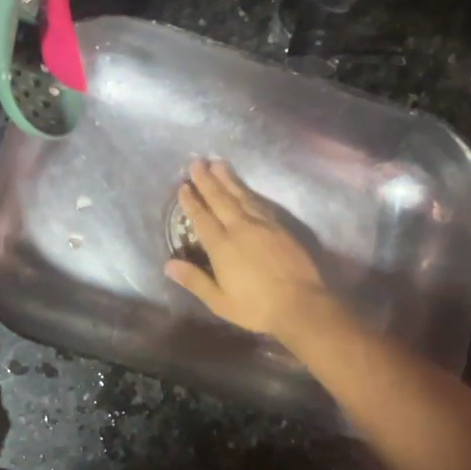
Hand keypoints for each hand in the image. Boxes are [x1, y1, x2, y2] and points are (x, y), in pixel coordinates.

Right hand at [167, 159, 329, 336]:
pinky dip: (248, 191)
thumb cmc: (256, 307)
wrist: (301, 303)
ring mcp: (262, 224)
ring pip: (240, 195)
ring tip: (218, 163)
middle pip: (220, 199)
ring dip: (227, 179)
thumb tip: (168, 264)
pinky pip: (258, 202)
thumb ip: (195, 280)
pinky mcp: (279, 226)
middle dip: (207, 180)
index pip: (202, 218)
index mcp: (221, 246)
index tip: (183, 186)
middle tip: (196, 162)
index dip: (192, 201)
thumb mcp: (220, 301)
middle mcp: (239, 228)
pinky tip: (244, 188)